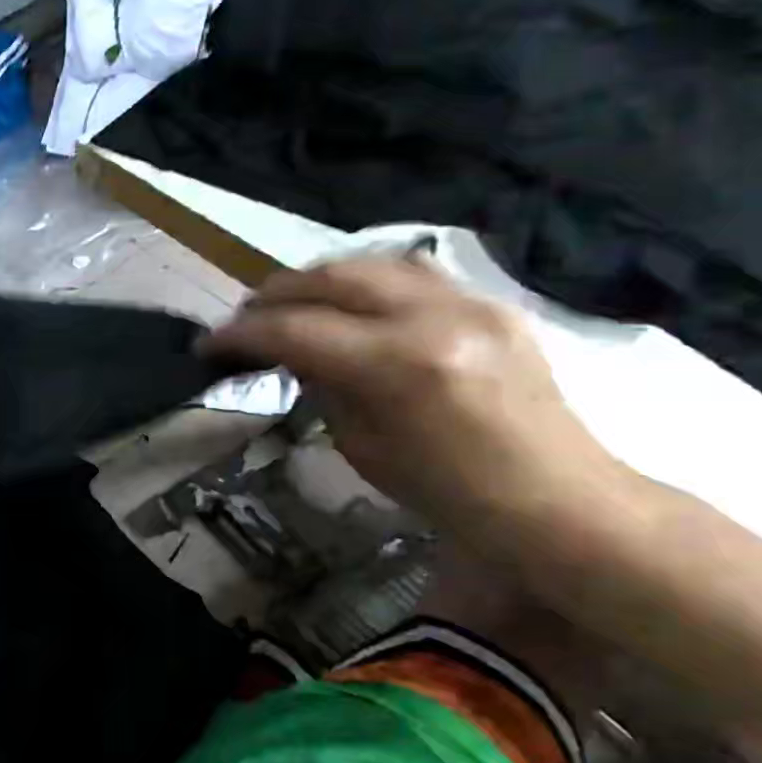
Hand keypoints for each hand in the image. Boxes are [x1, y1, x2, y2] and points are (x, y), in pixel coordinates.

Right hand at [199, 257, 629, 530]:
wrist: (555, 499)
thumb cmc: (442, 488)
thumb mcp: (356, 439)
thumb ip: (318, 380)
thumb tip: (285, 350)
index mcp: (397, 364)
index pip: (292, 329)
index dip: (238, 334)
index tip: (206, 345)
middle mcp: (434, 318)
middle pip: (327, 279)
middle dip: (271, 296)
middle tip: (243, 321)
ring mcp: (470, 303)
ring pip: (367, 264)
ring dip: (315, 281)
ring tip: (289, 306)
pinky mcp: (490, 303)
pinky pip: (409, 272)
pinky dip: (363, 282)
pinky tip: (347, 305)